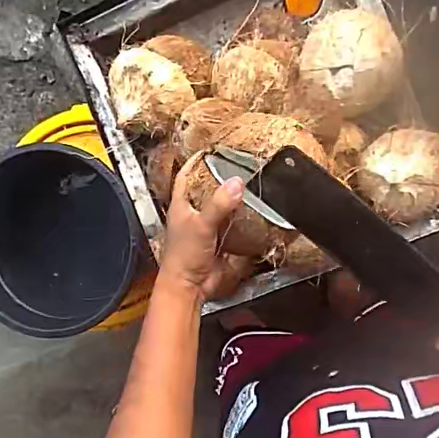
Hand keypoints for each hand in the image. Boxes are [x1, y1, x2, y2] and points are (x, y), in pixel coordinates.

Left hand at [159, 155, 253, 299]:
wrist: (190, 287)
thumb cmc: (185, 256)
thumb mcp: (201, 225)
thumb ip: (219, 204)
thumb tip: (237, 183)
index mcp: (181, 205)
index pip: (186, 175)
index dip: (195, 161)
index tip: (210, 150)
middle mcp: (194, 214)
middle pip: (208, 190)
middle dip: (221, 180)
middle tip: (239, 166)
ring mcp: (208, 229)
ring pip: (223, 208)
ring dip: (235, 201)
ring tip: (252, 186)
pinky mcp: (221, 243)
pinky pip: (235, 228)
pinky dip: (244, 222)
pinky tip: (257, 215)